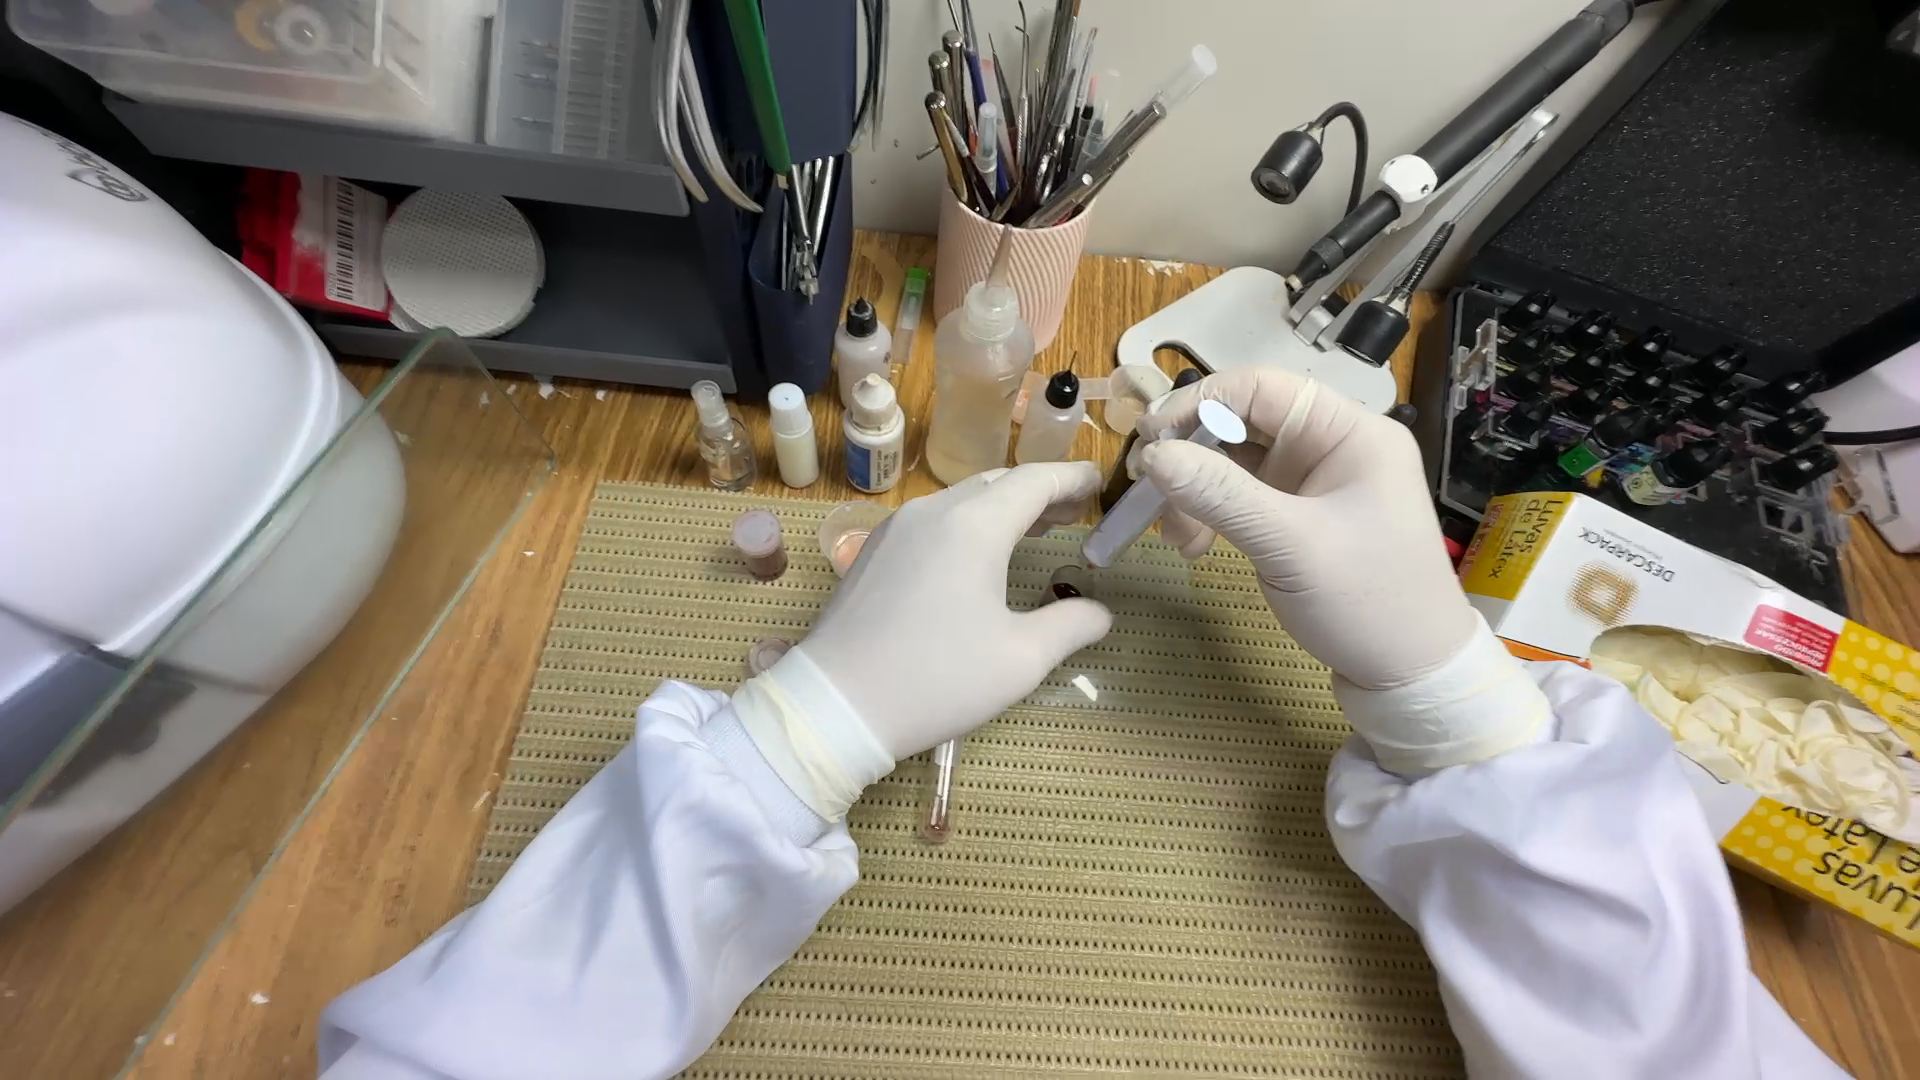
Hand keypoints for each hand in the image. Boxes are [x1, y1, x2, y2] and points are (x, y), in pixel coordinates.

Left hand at [734, 462, 1111, 818]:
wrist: (837, 702)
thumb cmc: (936, 680)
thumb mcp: (1020, 660)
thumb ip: (1070, 626)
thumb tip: (1101, 613)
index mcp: (973, 526)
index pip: (1034, 481)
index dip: (1071, 478)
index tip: (1098, 485)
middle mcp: (933, 512)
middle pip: (997, 482)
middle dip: (1040, 492)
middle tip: (1074, 514)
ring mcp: (897, 527)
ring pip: (962, 499)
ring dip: (1002, 506)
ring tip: (1034, 529)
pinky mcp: (875, 550)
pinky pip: (933, 519)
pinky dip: (968, 522)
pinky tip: (977, 554)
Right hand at [1136, 369, 1548, 773]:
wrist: (1406, 674)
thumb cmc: (1367, 603)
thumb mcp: (1290, 546)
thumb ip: (1220, 495)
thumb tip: (1152, 456)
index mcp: (1347, 433)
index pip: (1260, 389)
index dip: (1198, 404)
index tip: (1147, 439)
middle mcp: (1326, 446)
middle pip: (1239, 424)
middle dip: (1191, 458)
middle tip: (1149, 490)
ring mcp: (1307, 481)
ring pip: (1229, 464)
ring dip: (1193, 494)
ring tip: (1178, 540)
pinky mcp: (1291, 514)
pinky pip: (1234, 497)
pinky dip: (1206, 515)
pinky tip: (1194, 547)